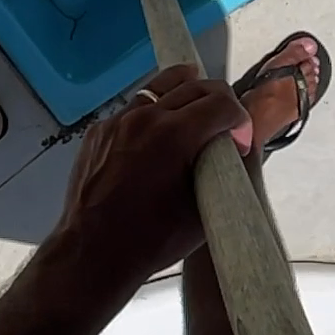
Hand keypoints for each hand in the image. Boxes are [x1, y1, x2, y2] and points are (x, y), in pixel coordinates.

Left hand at [55, 64, 251, 288]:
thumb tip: (227, 152)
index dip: (239, 118)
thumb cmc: (151, 239)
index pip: (220, 103)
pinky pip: (132, 109)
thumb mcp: (201, 210)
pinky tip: (157, 130)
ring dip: (184, 92)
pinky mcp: (100, 128)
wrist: (93, 249)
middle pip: (193, 86)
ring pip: (158, 88)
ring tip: (196, 101)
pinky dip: (151, 112)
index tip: (241, 136)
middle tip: (226, 118)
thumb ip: (218, 172)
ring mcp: (118, 119)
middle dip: (217, 99)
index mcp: (174, 135)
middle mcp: (145, 117)